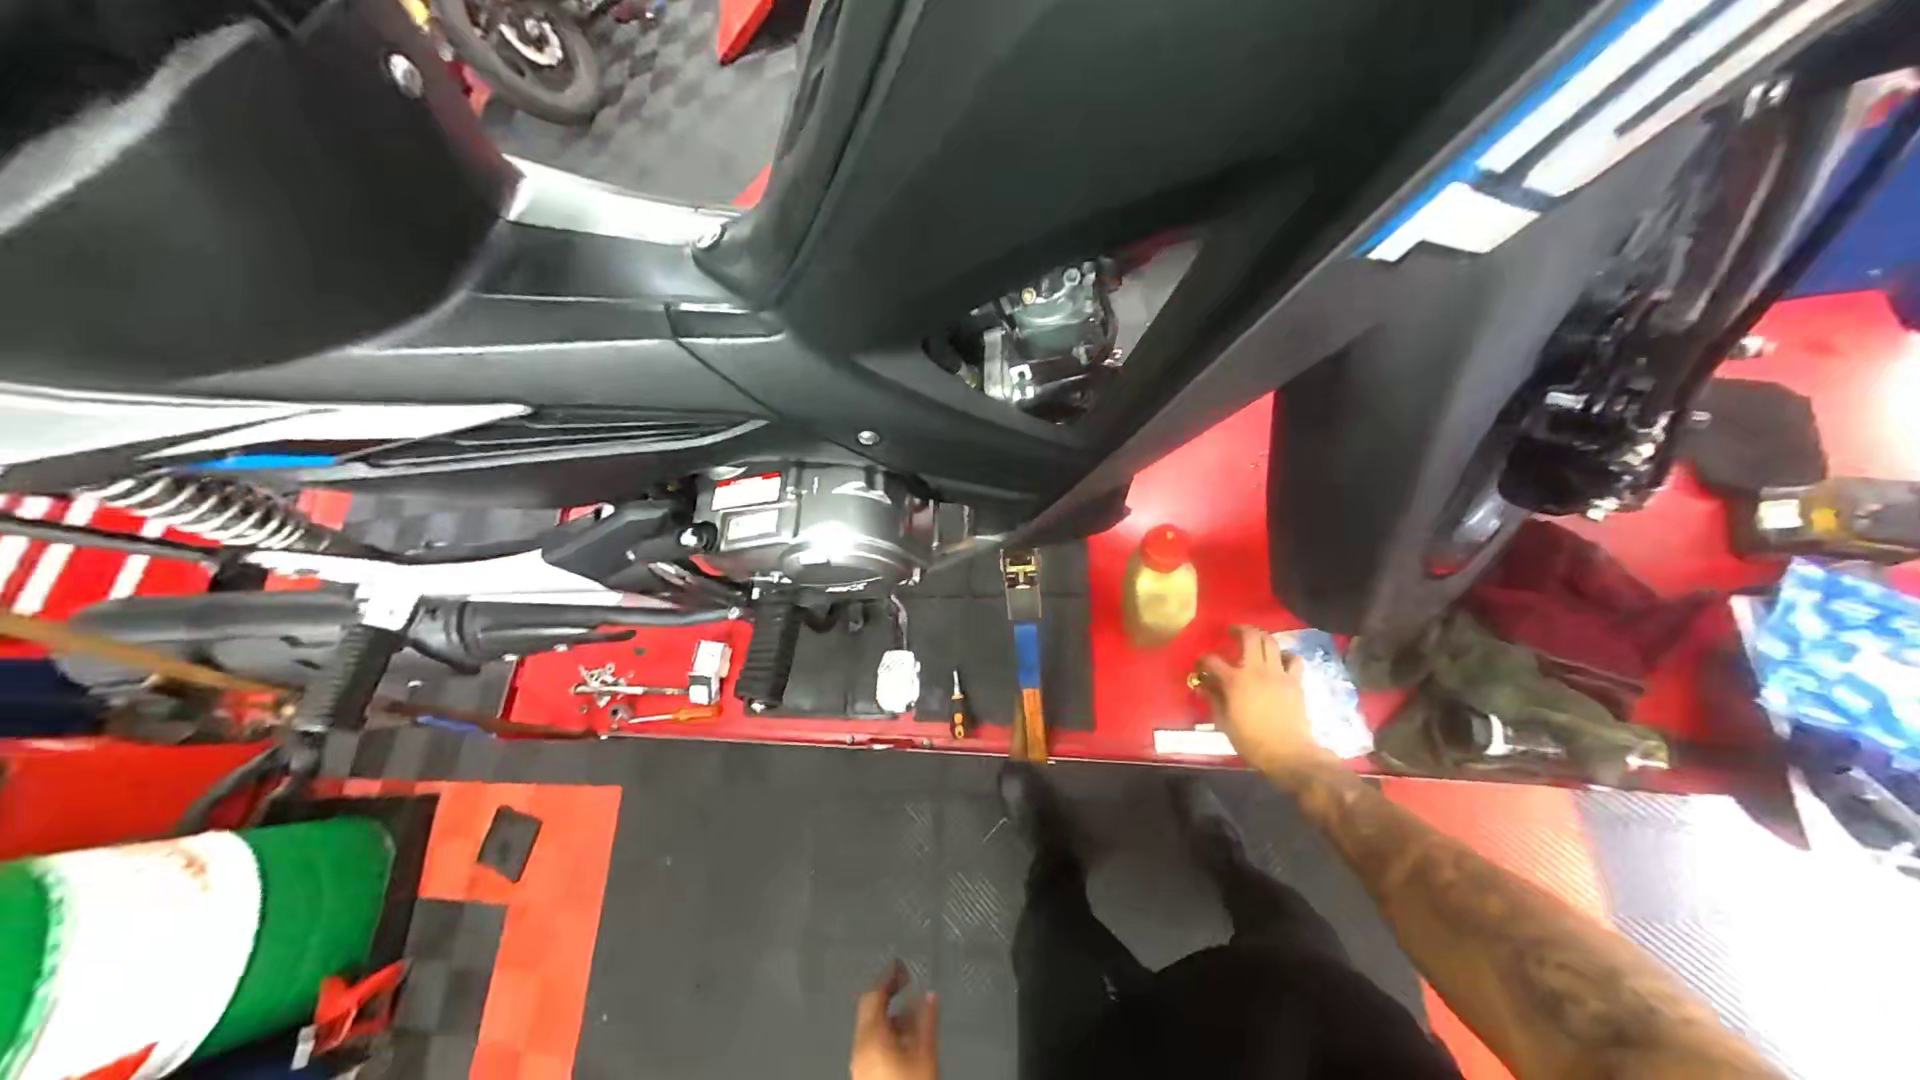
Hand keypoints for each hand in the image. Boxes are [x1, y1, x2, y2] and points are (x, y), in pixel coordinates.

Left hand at [851, 961, 938, 1079]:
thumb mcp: (927, 1054)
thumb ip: (927, 1020)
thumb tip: (930, 994)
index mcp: (871, 1038)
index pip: (873, 995)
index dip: (888, 977)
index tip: (902, 965)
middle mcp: (859, 1048)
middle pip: (867, 1008)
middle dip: (886, 992)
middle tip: (904, 980)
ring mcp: (858, 1063)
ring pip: (869, 1026)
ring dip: (887, 1012)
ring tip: (910, 1010)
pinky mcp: (863, 1074)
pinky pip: (870, 1042)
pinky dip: (885, 1030)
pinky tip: (904, 1034)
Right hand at [1195, 626, 1334, 778]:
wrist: (1288, 752)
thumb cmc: (1251, 740)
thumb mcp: (1224, 722)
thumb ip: (1214, 700)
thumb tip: (1203, 687)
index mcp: (1235, 681)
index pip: (1213, 661)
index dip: (1204, 660)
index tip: (1201, 665)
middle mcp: (1256, 670)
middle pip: (1250, 637)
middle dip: (1239, 630)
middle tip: (1232, 633)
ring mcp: (1278, 673)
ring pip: (1272, 642)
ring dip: (1262, 637)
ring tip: (1255, 641)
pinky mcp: (1295, 681)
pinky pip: (1294, 659)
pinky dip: (1287, 655)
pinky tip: (1281, 661)